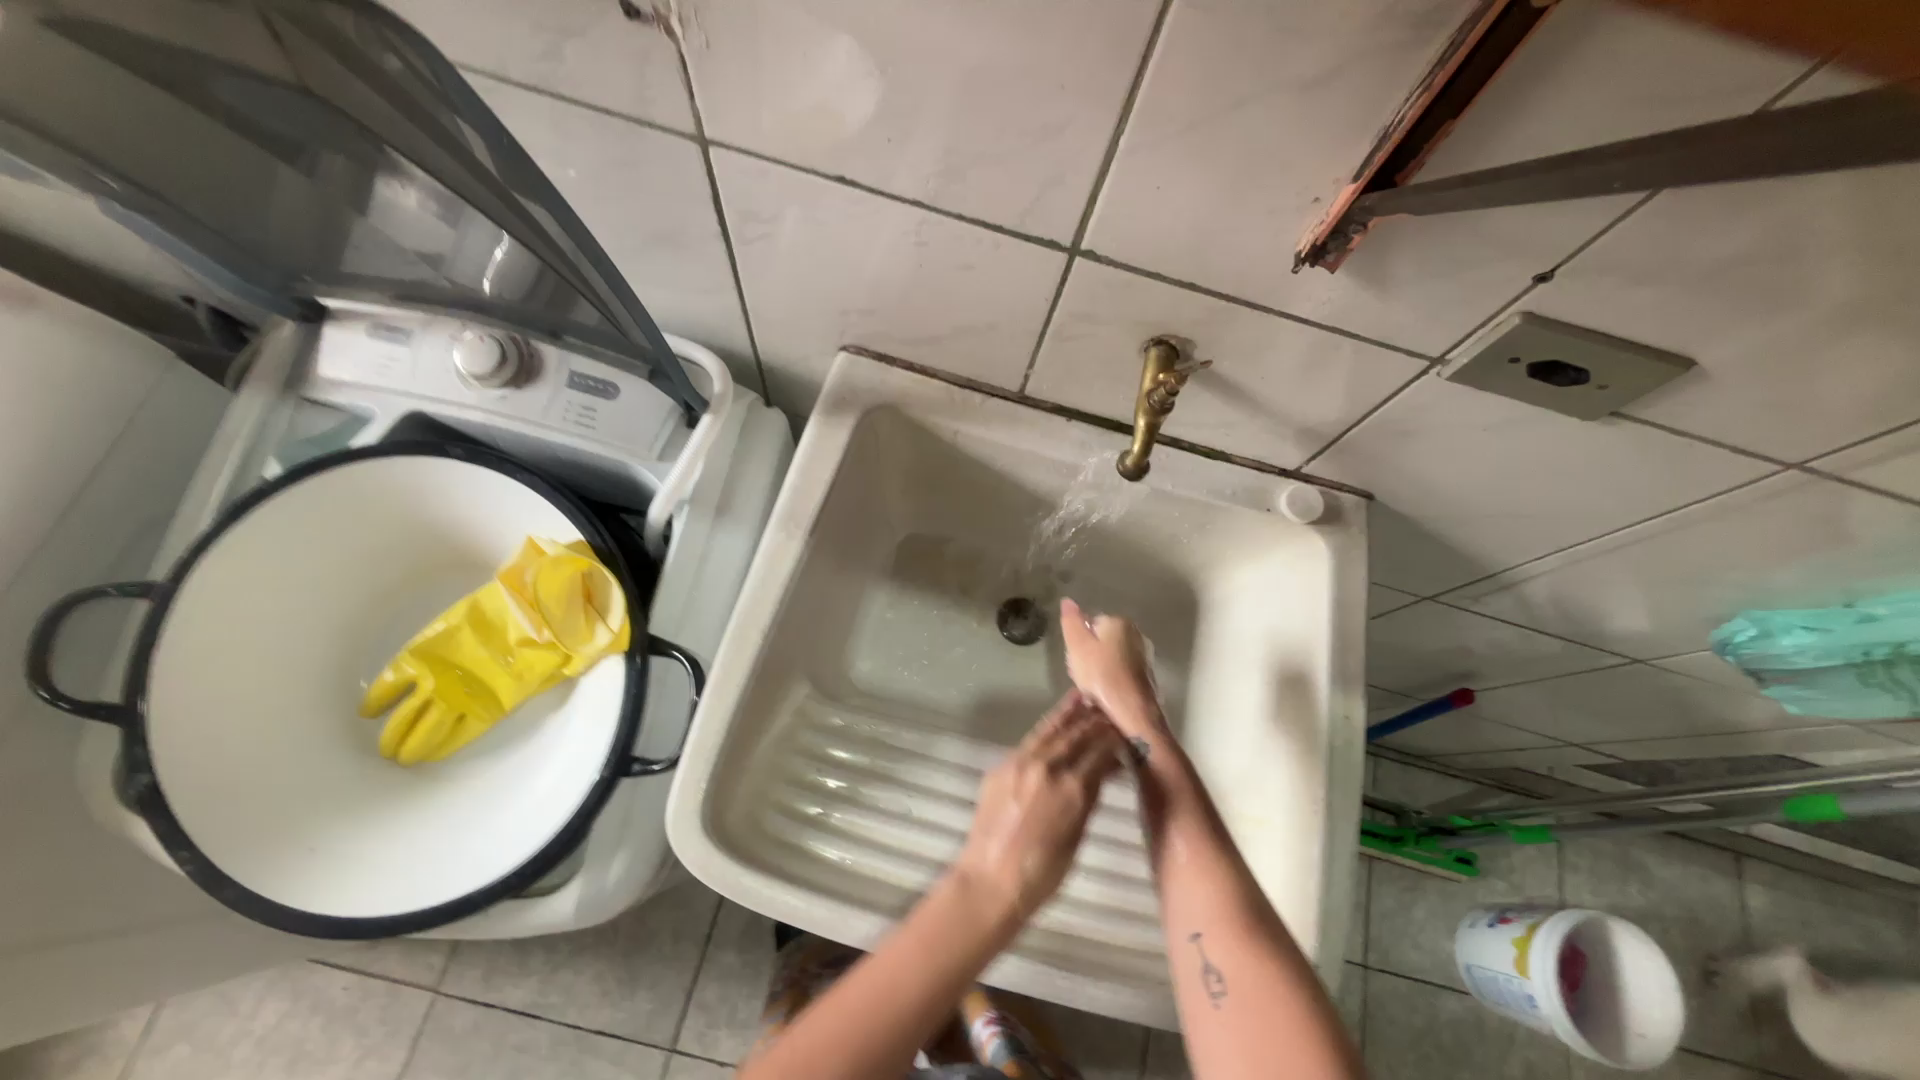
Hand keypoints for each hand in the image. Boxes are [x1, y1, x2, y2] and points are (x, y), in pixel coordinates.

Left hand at [952, 691, 1124, 920]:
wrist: (989, 882)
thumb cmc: (1042, 874)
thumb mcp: (1076, 837)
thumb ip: (1089, 800)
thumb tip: (1102, 774)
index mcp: (1073, 789)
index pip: (1102, 751)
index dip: (1117, 740)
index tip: (1127, 733)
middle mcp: (1048, 767)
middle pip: (1078, 734)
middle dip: (1097, 722)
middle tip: (1111, 713)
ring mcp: (1021, 763)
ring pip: (1052, 730)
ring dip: (1071, 714)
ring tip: (1085, 699)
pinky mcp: (1001, 766)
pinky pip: (1031, 741)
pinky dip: (1048, 729)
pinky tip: (1056, 723)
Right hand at [1058, 598, 1165, 738]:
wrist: (1133, 711)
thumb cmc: (1101, 675)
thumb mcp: (1077, 646)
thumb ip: (1071, 621)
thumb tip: (1067, 600)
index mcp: (1120, 622)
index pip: (1092, 623)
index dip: (1080, 642)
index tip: (1077, 659)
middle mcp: (1137, 634)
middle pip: (1104, 640)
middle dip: (1092, 655)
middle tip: (1083, 674)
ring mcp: (1146, 656)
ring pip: (1114, 658)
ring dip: (1103, 670)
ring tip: (1094, 689)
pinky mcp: (1149, 676)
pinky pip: (1123, 673)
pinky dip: (1114, 682)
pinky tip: (1107, 696)